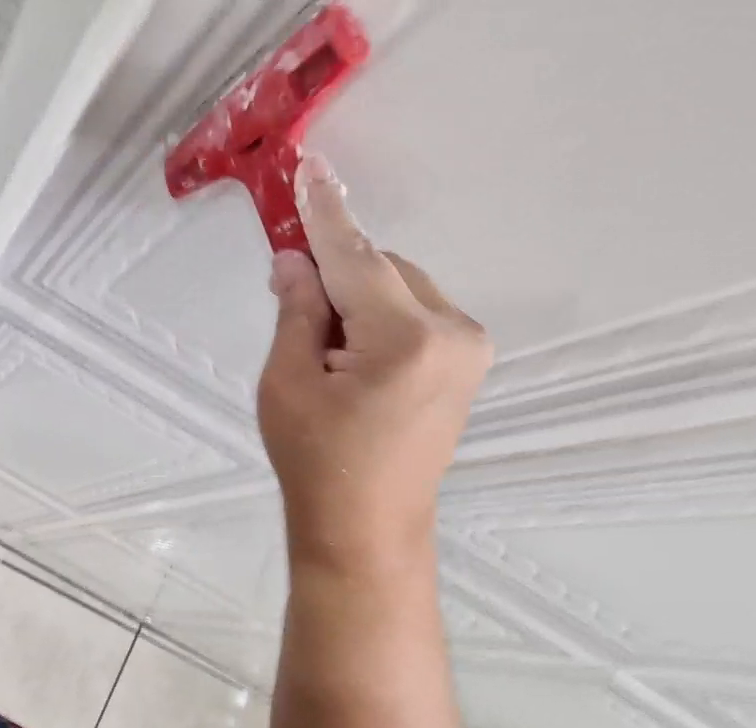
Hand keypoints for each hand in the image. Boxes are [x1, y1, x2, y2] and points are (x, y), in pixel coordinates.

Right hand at [256, 153, 491, 571]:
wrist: (364, 527)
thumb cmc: (314, 462)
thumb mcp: (285, 386)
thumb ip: (296, 315)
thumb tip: (295, 263)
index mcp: (404, 340)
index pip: (357, 259)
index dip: (325, 217)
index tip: (309, 171)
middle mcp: (453, 331)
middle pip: (384, 270)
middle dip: (338, 279)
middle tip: (296, 316)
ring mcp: (470, 348)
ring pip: (401, 291)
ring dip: (358, 304)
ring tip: (326, 359)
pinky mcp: (468, 364)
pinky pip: (416, 316)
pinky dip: (379, 322)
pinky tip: (354, 365)